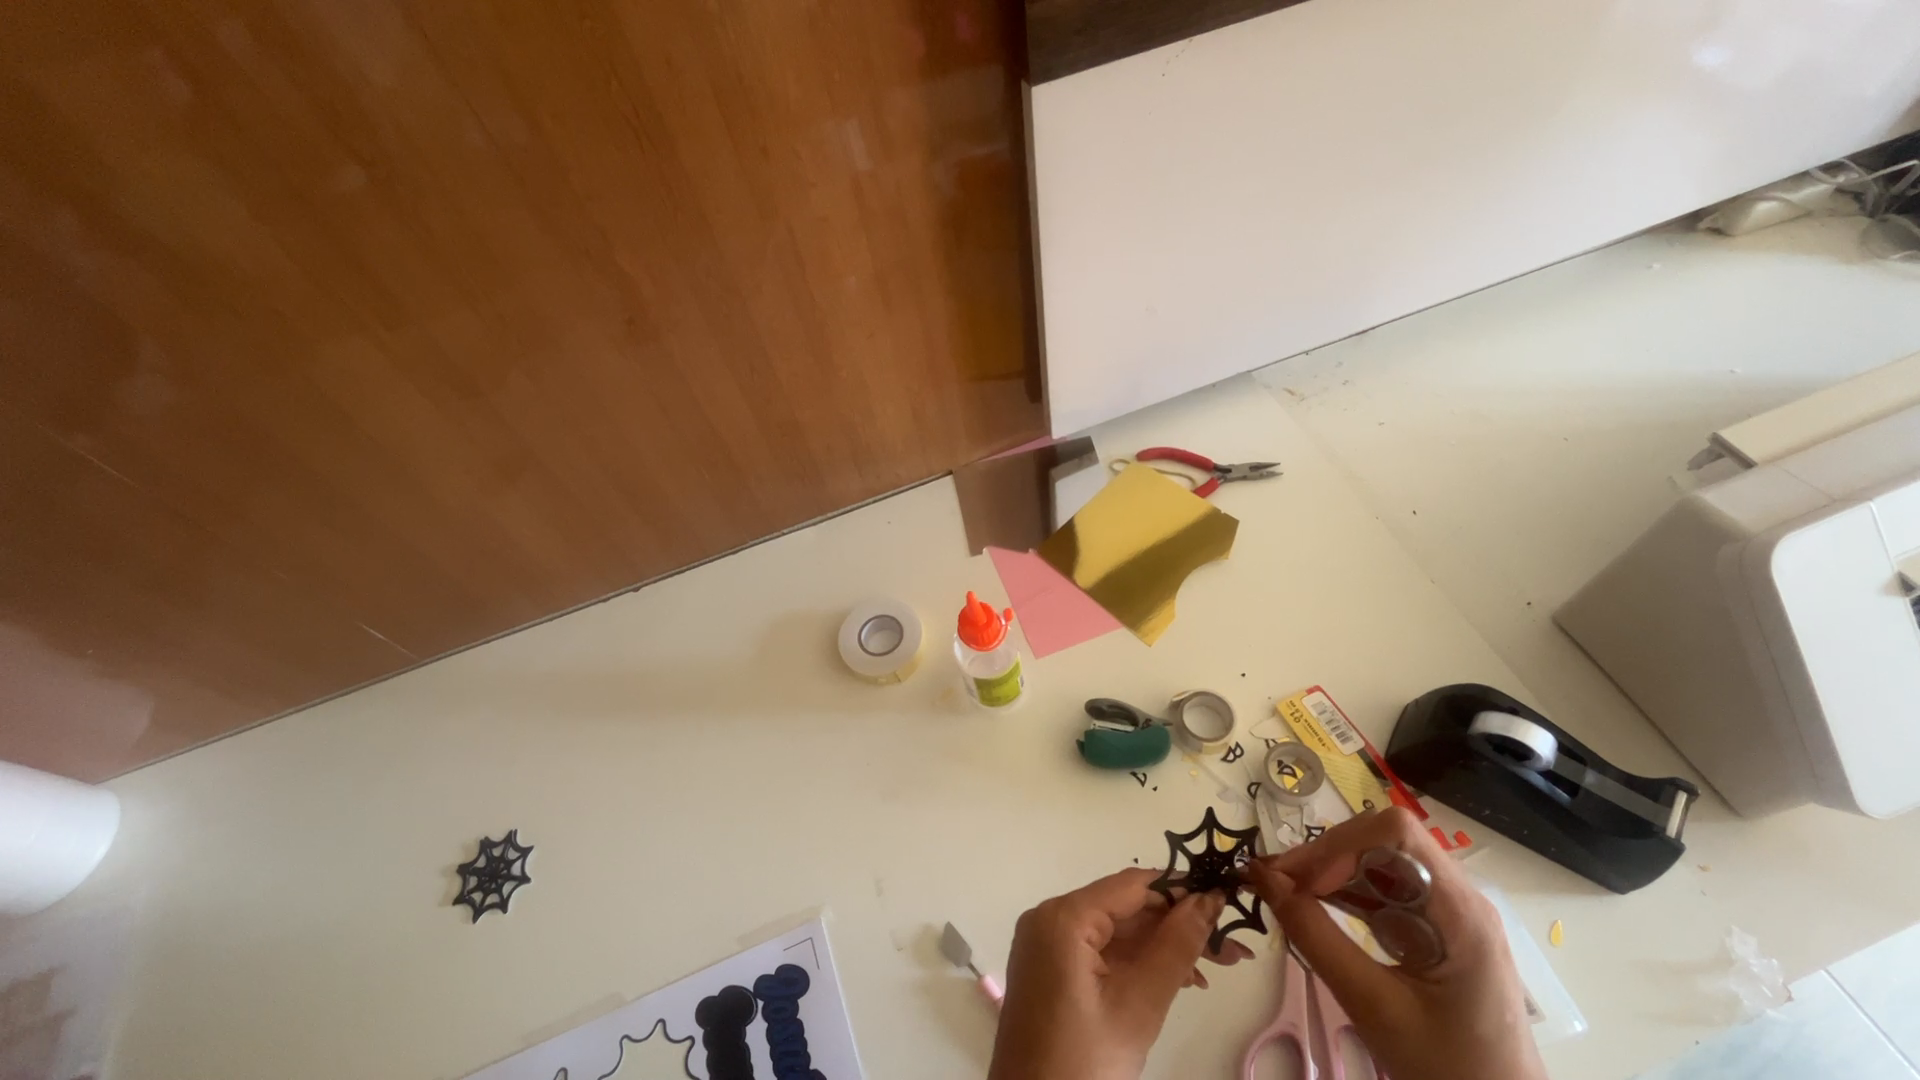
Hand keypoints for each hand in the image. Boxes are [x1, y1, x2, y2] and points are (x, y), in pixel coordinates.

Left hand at [987, 868, 1254, 1079]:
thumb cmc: (1084, 1061)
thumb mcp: (1139, 1004)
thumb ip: (1176, 947)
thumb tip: (1207, 899)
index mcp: (1063, 917)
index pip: (1132, 885)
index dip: (1181, 890)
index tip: (1227, 902)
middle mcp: (1050, 918)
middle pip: (1126, 907)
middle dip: (1179, 924)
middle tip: (1233, 949)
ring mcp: (1047, 944)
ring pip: (1117, 931)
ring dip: (1164, 946)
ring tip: (1218, 969)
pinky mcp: (1051, 969)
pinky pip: (1101, 951)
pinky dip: (1138, 962)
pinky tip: (1179, 979)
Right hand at [1243, 807, 1547, 1079]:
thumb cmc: (1447, 1068)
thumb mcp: (1373, 1006)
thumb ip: (1316, 939)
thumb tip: (1264, 881)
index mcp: (1461, 912)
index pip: (1396, 835)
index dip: (1340, 846)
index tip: (1299, 882)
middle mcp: (1460, 897)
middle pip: (1384, 841)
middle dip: (1325, 856)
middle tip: (1275, 884)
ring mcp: (1450, 910)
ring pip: (1379, 860)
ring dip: (1328, 871)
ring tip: (1283, 892)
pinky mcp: (1438, 927)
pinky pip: (1384, 889)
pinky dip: (1343, 891)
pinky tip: (1313, 907)